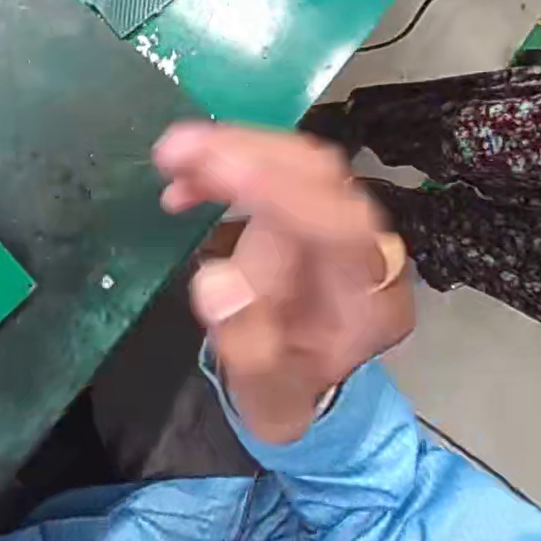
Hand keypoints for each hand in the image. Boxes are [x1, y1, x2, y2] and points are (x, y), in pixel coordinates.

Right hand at [155, 121, 414, 442]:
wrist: (304, 377)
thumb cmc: (286, 386)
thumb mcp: (268, 393)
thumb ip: (249, 348)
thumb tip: (216, 287)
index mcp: (368, 300)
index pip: (337, 229)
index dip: (278, 193)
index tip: (216, 170)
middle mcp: (367, 248)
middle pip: (320, 176)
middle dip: (245, 153)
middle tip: (178, 150)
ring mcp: (343, 219)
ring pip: (297, 158)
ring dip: (231, 147)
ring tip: (172, 155)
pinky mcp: (315, 203)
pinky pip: (278, 164)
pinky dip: (228, 160)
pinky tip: (186, 178)